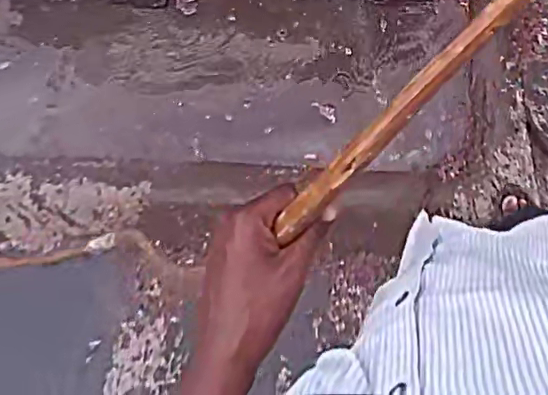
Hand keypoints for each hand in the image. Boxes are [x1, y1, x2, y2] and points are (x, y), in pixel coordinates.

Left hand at [179, 184, 332, 394]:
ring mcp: (221, 239)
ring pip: (262, 227)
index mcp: (245, 218)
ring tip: (277, 275)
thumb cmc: (255, 315)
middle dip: (289, 229)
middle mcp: (228, 222)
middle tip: (293, 259)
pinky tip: (262, 281)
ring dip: (276, 243)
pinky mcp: (218, 256)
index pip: (286, 193)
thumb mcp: (294, 269)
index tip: (318, 222)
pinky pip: (248, 241)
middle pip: (273, 209)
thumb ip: (313, 233)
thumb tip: (329, 210)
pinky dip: (261, 254)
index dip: (306, 207)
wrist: (224, 354)